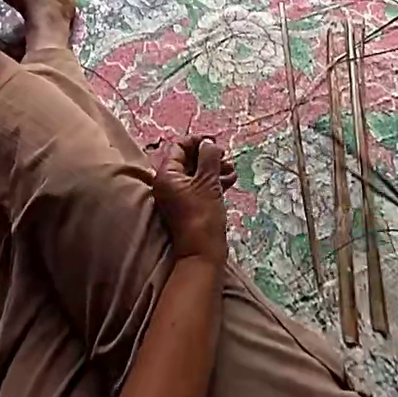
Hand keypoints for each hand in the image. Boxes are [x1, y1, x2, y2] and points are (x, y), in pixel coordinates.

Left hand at [152, 137, 236, 264]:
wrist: (202, 254)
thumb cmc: (202, 216)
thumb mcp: (208, 183)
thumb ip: (208, 158)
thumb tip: (208, 143)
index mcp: (166, 176)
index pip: (178, 148)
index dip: (196, 142)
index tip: (214, 142)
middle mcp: (168, 184)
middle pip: (188, 160)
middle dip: (208, 156)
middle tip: (226, 157)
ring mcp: (178, 197)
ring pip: (196, 174)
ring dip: (214, 169)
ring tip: (232, 170)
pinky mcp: (189, 207)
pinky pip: (200, 187)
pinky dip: (213, 182)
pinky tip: (230, 181)